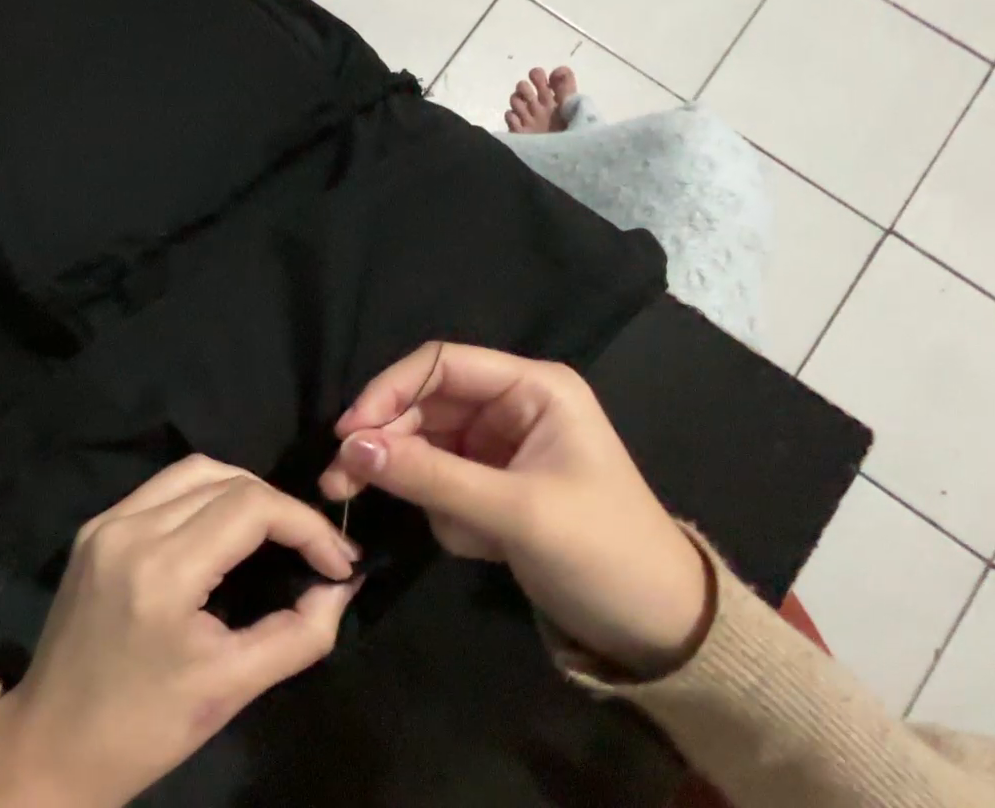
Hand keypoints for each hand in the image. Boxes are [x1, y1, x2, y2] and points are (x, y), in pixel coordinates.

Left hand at [0, 455, 359, 807]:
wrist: (50, 747)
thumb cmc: (145, 728)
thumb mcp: (234, 686)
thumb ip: (301, 632)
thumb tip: (342, 585)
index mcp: (162, 569)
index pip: (252, 506)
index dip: (307, 524)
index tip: (339, 563)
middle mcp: (129, 528)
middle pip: (226, 478)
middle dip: (280, 507)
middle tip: (312, 550)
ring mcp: (105, 523)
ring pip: (193, 472)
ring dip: (243, 492)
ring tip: (275, 534)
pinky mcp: (93, 529)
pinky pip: (162, 490)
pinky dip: (204, 498)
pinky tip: (223, 533)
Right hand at [319, 343, 708, 676]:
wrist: (656, 629)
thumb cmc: (601, 553)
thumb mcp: (513, 512)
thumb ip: (429, 475)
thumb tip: (349, 447)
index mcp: (533, 389)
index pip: (440, 365)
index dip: (388, 391)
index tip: (346, 433)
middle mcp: (511, 407)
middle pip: (423, 406)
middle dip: (387, 445)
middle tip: (339, 483)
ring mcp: (498, 448)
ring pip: (424, 448)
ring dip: (420, 487)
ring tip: (458, 535)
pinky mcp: (490, 485)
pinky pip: (437, 483)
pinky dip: (445, 514)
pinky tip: (483, 546)